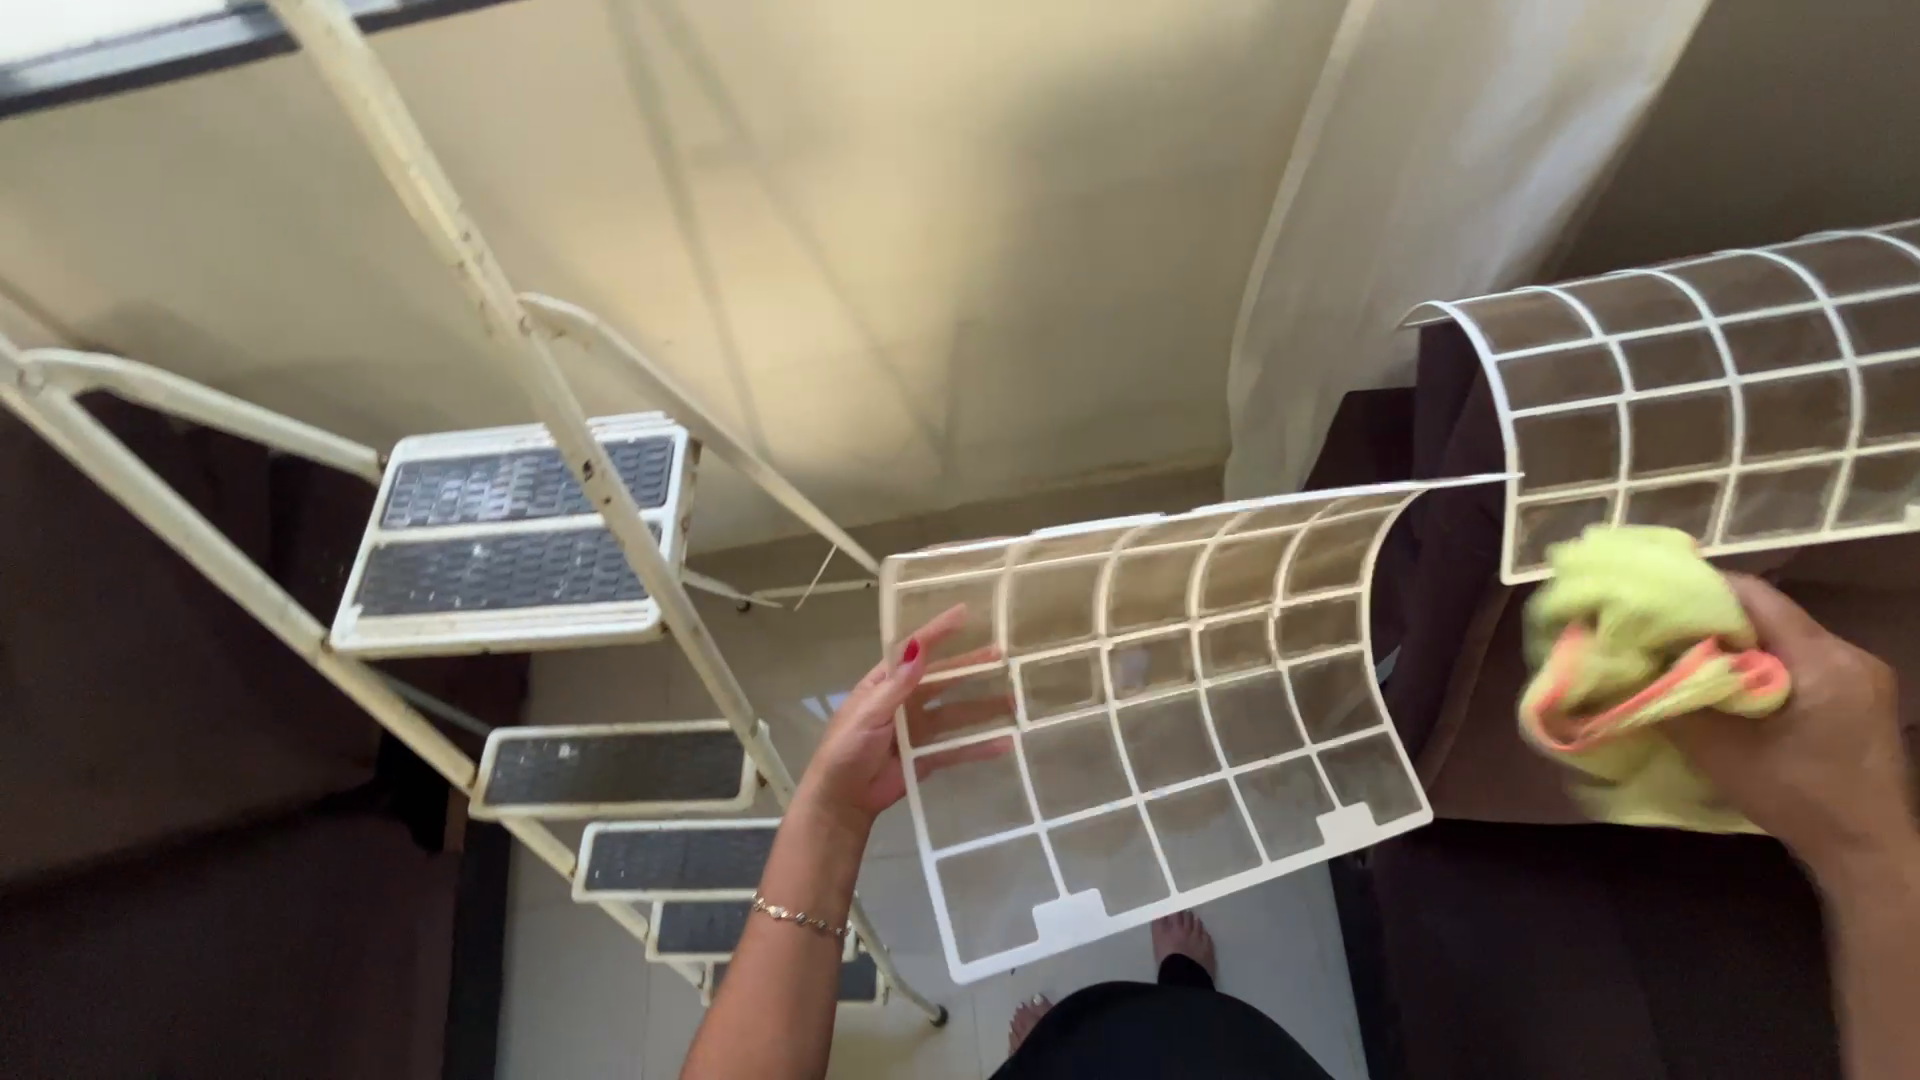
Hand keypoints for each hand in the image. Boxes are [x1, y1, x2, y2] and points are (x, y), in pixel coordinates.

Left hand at [794, 604, 1013, 834]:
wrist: (840, 800)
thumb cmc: (846, 749)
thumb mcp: (868, 713)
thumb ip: (897, 685)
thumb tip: (919, 647)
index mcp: (884, 683)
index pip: (914, 651)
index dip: (938, 631)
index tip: (963, 613)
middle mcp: (904, 701)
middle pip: (942, 679)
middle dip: (970, 667)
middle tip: (1001, 656)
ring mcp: (917, 729)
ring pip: (955, 712)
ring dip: (981, 707)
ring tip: (1013, 701)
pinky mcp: (926, 756)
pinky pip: (956, 747)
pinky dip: (978, 746)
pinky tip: (1004, 743)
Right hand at [1670, 574, 1915, 879]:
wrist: (1869, 851)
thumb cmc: (1794, 794)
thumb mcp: (1715, 746)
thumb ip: (1668, 698)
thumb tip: (1619, 667)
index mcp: (1823, 660)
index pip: (1755, 596)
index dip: (1696, 587)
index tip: (1647, 597)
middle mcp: (1848, 656)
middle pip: (1766, 613)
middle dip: (1704, 616)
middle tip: (1652, 628)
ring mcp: (1858, 676)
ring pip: (1777, 636)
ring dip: (1727, 641)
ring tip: (1677, 654)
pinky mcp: (1855, 695)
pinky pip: (1794, 658)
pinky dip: (1751, 660)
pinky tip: (1720, 680)